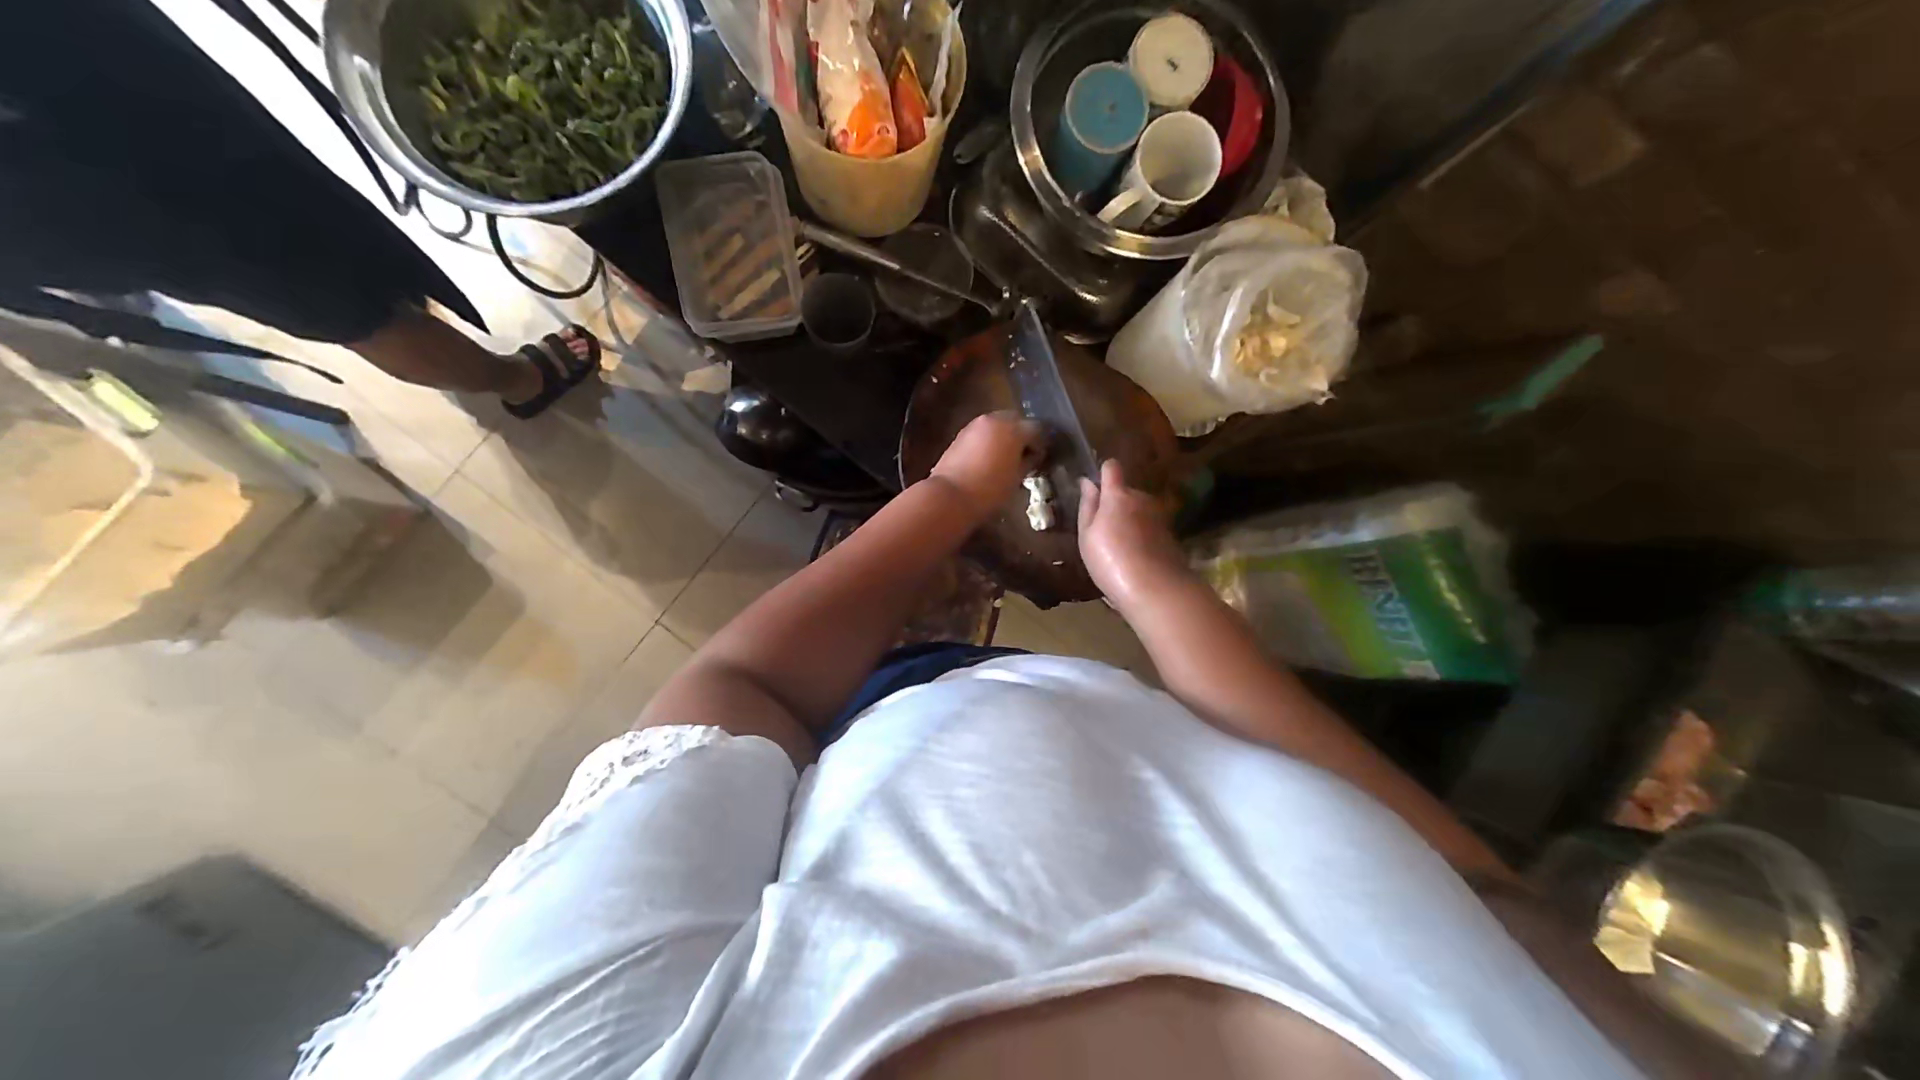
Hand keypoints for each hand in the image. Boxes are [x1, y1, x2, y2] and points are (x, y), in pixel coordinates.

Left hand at [930, 411, 1042, 518]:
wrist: (950, 495)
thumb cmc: (989, 490)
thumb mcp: (1016, 478)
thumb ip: (1028, 462)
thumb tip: (1032, 456)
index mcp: (1013, 429)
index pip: (1036, 429)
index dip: (1041, 444)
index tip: (1040, 459)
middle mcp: (994, 420)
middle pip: (1016, 420)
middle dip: (1022, 434)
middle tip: (1024, 455)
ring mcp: (975, 425)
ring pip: (997, 424)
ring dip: (1004, 436)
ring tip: (1005, 457)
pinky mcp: (960, 435)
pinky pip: (982, 432)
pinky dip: (989, 440)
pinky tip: (988, 458)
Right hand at [1077, 459, 1191, 609]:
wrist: (1154, 588)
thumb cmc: (1110, 560)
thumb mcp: (1087, 535)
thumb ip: (1088, 505)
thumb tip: (1087, 481)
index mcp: (1118, 495)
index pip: (1112, 468)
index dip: (1103, 473)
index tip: (1094, 488)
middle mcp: (1142, 499)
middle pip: (1126, 492)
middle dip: (1115, 504)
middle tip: (1101, 531)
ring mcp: (1159, 516)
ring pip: (1139, 510)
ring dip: (1129, 521)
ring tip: (1118, 548)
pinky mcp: (1169, 534)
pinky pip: (1149, 528)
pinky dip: (1141, 536)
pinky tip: (1134, 558)